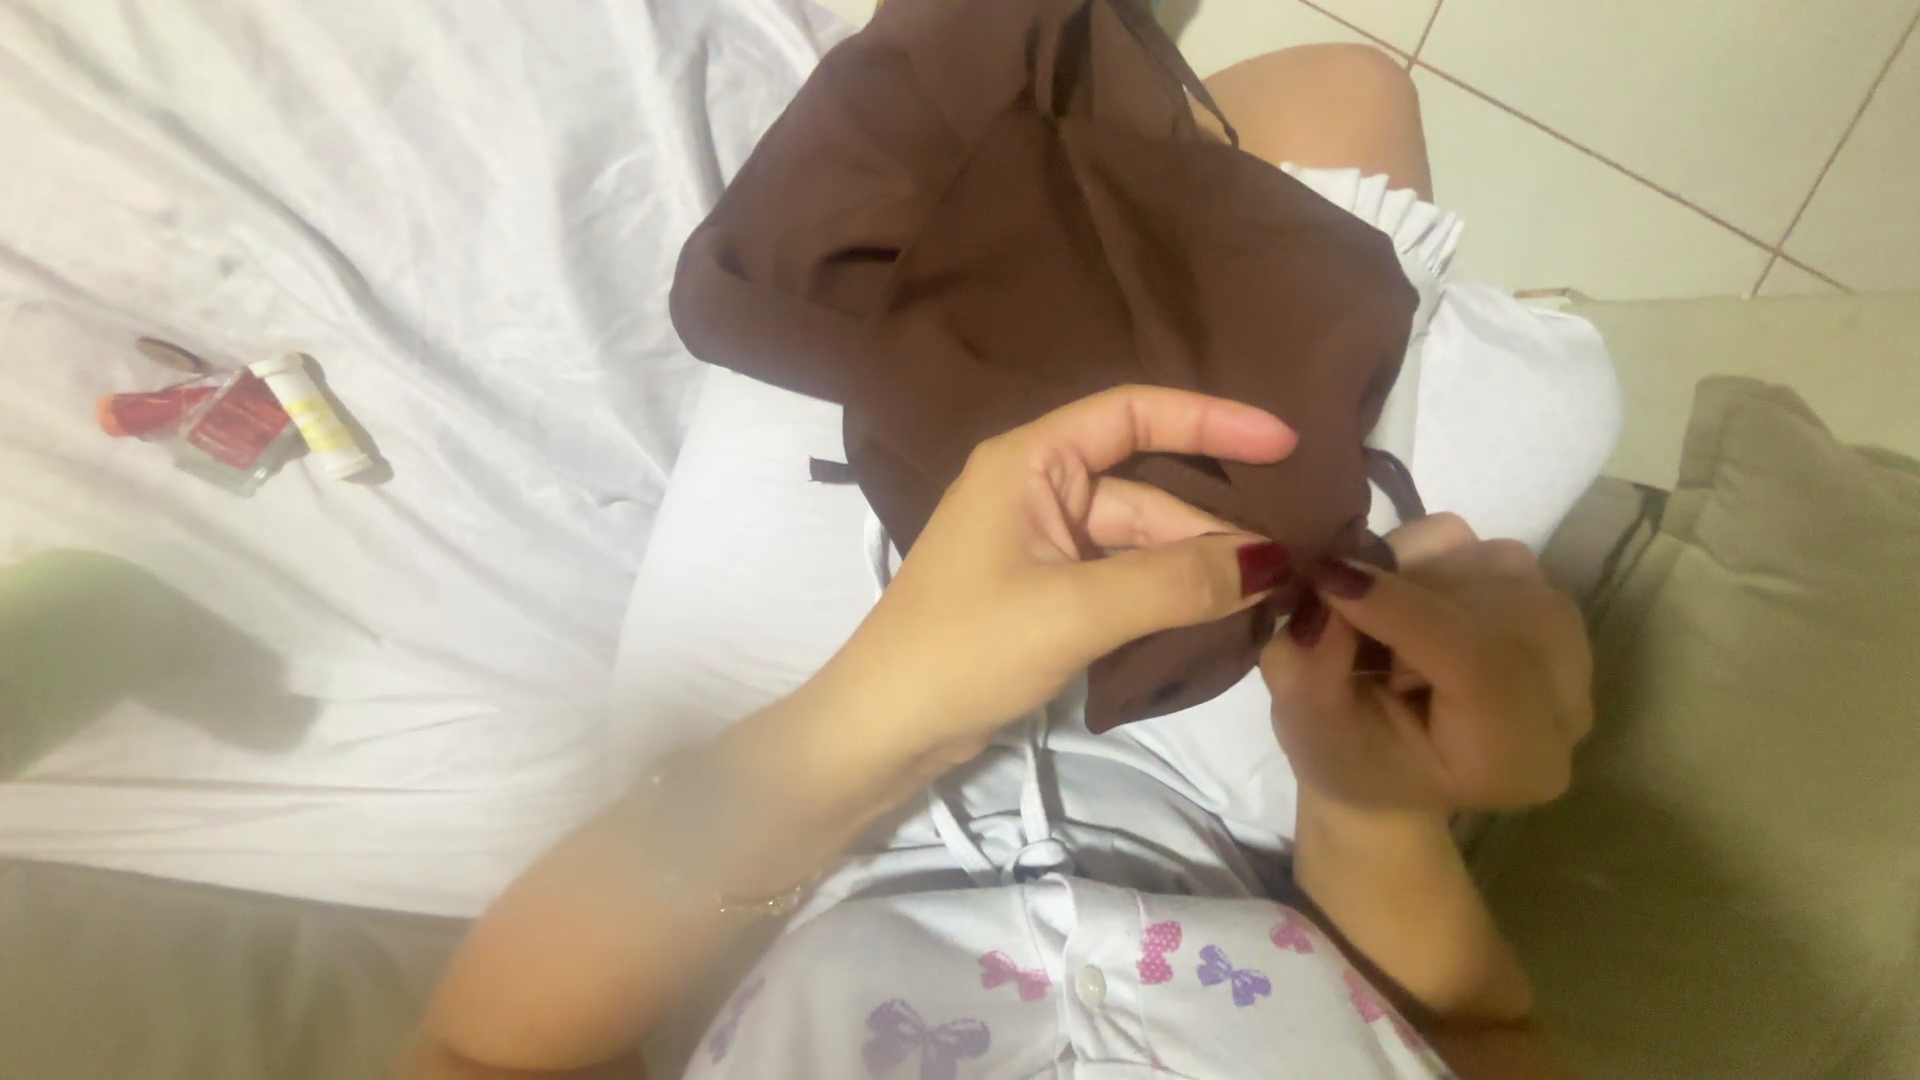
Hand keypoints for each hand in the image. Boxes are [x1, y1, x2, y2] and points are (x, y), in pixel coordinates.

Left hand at [819, 385, 1298, 760]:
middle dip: (1212, 525)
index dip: (1211, 420)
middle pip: (1144, 490)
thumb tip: (1271, 560)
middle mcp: (1035, 490)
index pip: (1131, 413)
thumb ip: (1174, 580)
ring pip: (1136, 541)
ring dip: (1193, 568)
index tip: (1286, 443)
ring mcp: (1039, 544)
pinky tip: (1214, 615)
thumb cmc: (965, 648)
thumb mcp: (1074, 609)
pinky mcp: (1042, 592)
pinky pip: (1119, 578)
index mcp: (1028, 461)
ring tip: (1269, 596)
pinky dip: (1163, 594)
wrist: (886, 726)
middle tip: (1293, 564)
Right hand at [1261, 514, 1592, 811]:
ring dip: (1422, 572)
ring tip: (1382, 616)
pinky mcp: (1551, 617)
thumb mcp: (1307, 723)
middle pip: (1499, 602)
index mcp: (1508, 758)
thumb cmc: (1343, 756)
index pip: (1479, 662)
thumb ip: (1310, 663)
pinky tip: (1409, 598)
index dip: (1398, 607)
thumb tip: (1330, 583)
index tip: (1325, 578)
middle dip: (1405, 590)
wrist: (1384, 766)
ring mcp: (1569, 657)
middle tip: (1347, 617)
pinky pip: (1500, 556)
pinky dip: (1440, 557)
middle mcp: (1561, 706)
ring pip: (1503, 567)